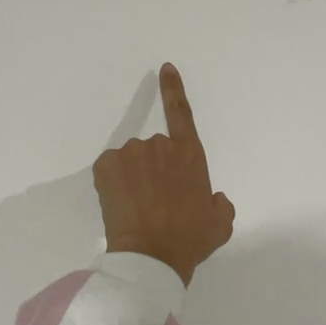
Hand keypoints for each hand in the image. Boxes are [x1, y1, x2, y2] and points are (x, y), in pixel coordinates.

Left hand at [92, 63, 235, 285]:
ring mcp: (131, 153)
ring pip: (130, 163)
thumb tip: (215, 198)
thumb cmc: (190, 239)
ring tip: (139, 210)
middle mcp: (161, 146)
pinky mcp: (106, 166)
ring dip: (133, 180)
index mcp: (190, 155)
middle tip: (156, 205)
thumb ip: (220, 204)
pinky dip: (113, 186)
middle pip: (154, 152)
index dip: (173, 89)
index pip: (181, 113)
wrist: (152, 256)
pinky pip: (110, 172)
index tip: (165, 68)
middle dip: (153, 173)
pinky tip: (122, 207)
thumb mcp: (220, 224)